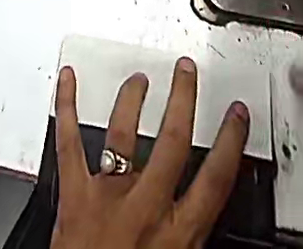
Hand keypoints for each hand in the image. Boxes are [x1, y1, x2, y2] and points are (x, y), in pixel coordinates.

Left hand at [52, 59, 249, 248]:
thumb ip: (192, 239)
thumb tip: (210, 220)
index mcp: (177, 236)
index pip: (213, 180)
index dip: (229, 143)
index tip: (236, 115)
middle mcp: (145, 208)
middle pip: (170, 141)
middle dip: (182, 100)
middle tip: (186, 71)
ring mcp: (107, 195)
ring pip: (123, 133)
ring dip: (133, 99)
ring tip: (141, 77)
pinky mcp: (73, 193)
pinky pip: (69, 141)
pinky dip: (67, 106)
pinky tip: (69, 79)